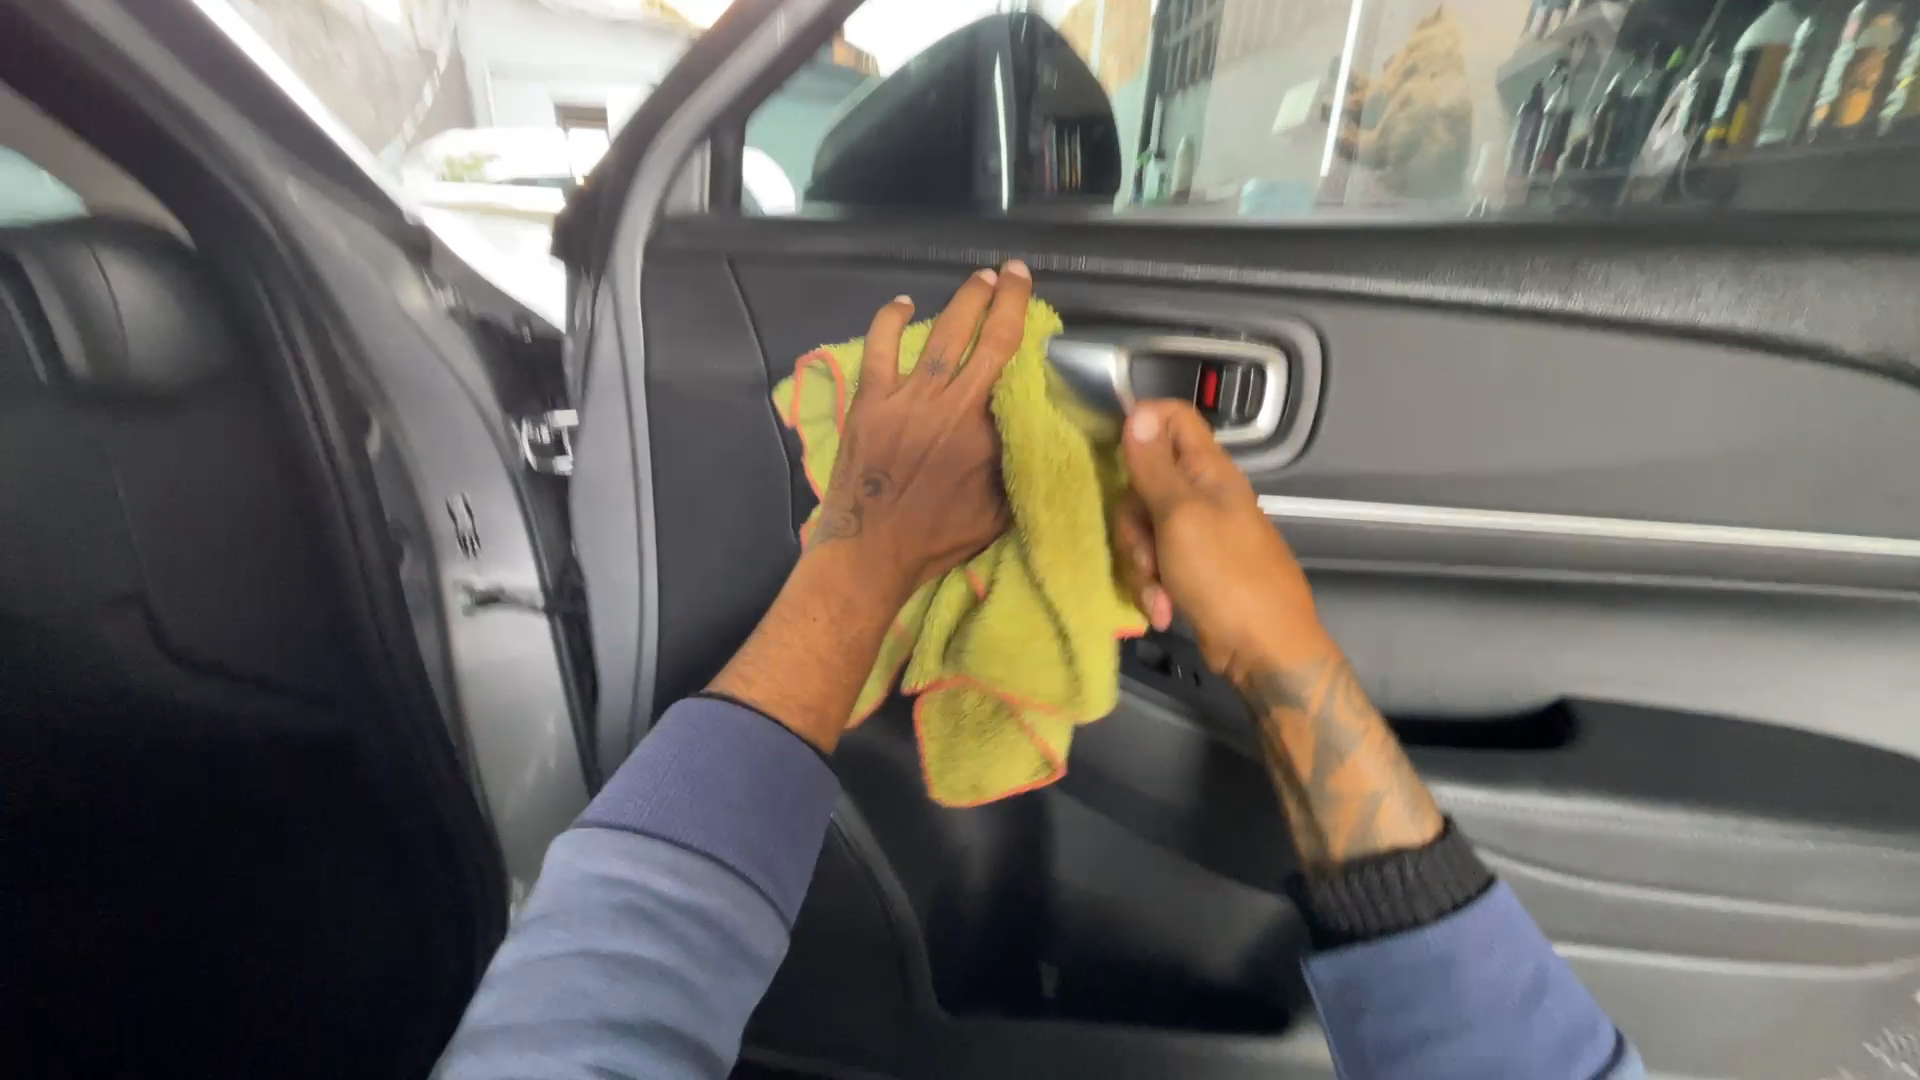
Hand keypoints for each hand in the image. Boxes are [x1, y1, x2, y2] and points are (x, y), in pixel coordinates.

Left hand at [807, 260, 1032, 601]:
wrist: (871, 552)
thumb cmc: (938, 538)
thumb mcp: (998, 512)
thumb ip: (1016, 466)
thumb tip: (1034, 432)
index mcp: (986, 432)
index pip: (1013, 367)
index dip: (1024, 325)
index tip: (1031, 299)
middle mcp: (950, 405)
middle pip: (982, 336)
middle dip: (1000, 297)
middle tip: (1010, 272)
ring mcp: (905, 400)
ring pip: (938, 334)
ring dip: (961, 301)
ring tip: (977, 281)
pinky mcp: (870, 402)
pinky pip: (880, 348)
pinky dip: (891, 320)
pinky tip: (904, 304)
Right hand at [1110, 400, 1328, 680]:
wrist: (1262, 650)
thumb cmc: (1226, 576)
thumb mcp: (1181, 517)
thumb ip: (1154, 467)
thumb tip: (1138, 412)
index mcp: (1208, 471)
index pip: (1173, 418)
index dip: (1142, 424)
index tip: (1115, 455)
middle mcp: (1200, 495)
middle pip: (1141, 484)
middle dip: (1132, 524)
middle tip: (1146, 553)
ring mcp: (1193, 533)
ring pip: (1140, 528)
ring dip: (1140, 565)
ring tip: (1158, 594)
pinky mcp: (1185, 567)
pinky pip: (1150, 562)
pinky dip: (1151, 587)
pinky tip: (1163, 609)